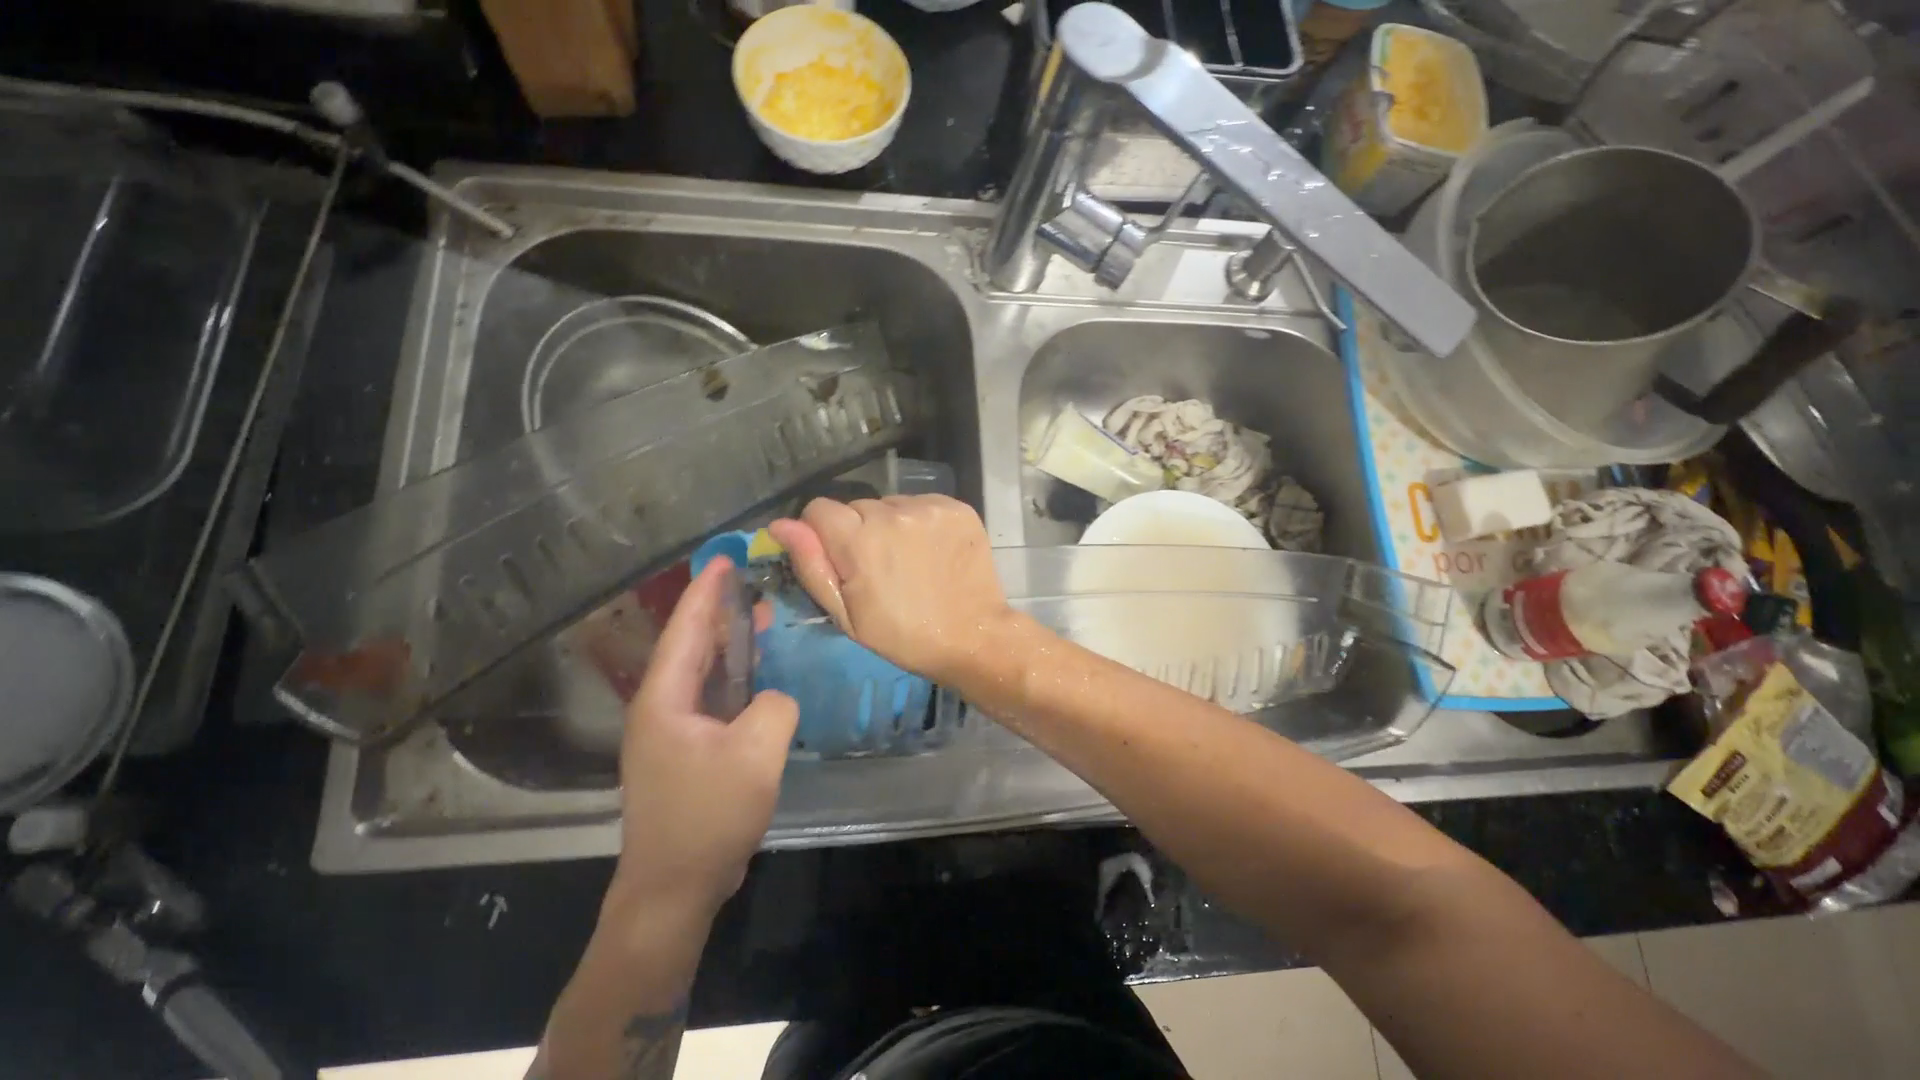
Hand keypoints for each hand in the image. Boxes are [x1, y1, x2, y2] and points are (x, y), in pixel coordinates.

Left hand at [611, 558, 797, 919]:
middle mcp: (659, 709)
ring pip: (700, 676)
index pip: (686, 629)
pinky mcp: (684, 757)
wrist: (672, 888)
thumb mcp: (755, 756)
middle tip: (753, 584)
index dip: (706, 592)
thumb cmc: (707, 817)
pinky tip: (758, 681)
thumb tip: (775, 699)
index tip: (726, 558)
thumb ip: (774, 708)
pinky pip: (709, 704)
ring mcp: (669, 736)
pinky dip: (732, 683)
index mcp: (663, 699)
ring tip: (760, 622)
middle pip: (690, 647)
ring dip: (728, 648)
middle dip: (719, 613)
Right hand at [767, 495, 1020, 685]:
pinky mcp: (956, 507)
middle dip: (858, 533)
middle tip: (877, 569)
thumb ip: (812, 565)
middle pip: (856, 507)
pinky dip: (919, 523)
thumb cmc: (903, 636)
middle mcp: (893, 513)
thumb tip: (780, 525)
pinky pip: (921, 505)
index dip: (821, 534)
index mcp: (859, 540)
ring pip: (889, 505)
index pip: (818, 509)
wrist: (972, 638)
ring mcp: (928, 507)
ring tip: (908, 562)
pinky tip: (930, 552)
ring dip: (890, 527)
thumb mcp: (847, 615)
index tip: (838, 561)